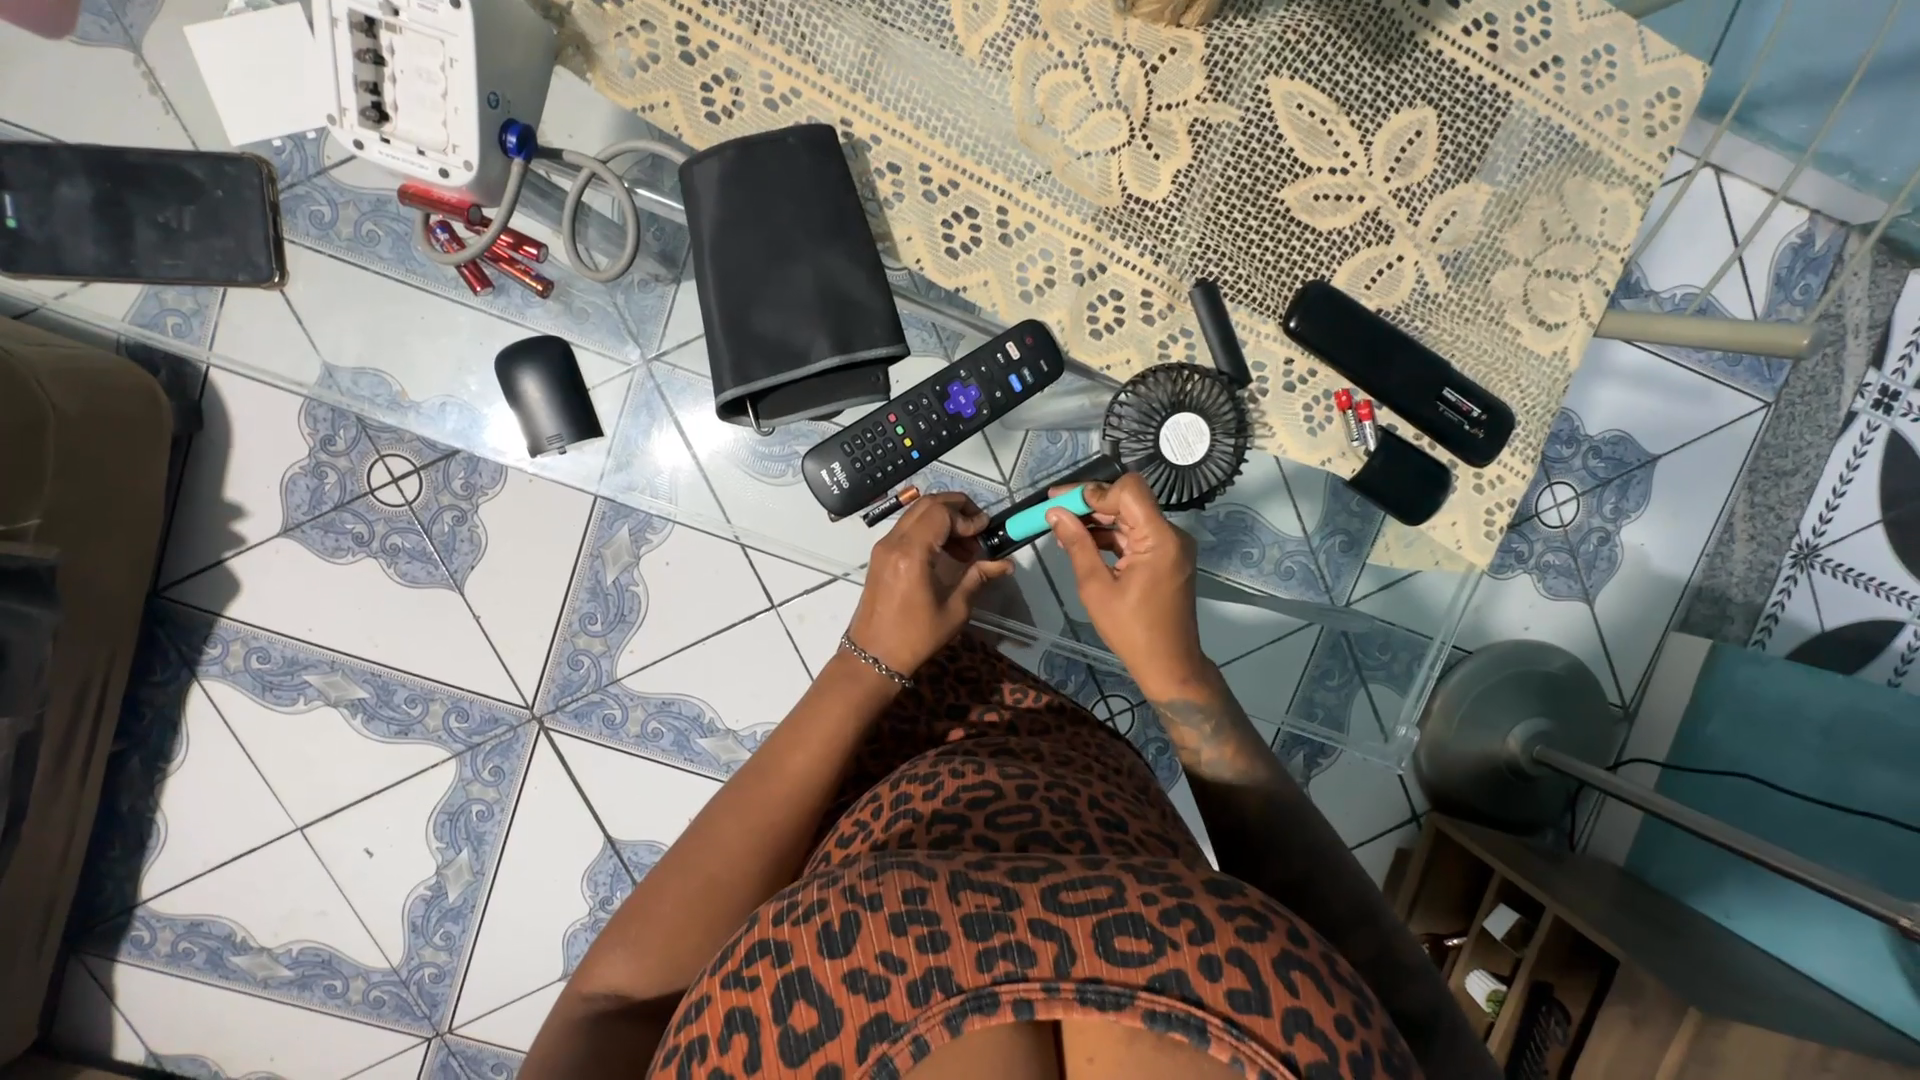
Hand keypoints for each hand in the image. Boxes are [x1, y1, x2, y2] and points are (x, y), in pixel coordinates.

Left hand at [847, 493, 1013, 675]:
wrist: (873, 657)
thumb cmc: (915, 637)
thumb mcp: (954, 610)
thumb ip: (978, 578)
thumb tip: (1005, 564)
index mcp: (912, 554)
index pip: (941, 513)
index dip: (967, 517)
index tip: (985, 531)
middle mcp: (893, 542)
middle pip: (927, 504)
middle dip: (956, 508)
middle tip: (978, 527)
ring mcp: (883, 547)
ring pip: (915, 513)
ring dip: (943, 519)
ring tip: (965, 546)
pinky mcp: (880, 556)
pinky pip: (906, 528)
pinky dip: (929, 529)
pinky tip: (946, 553)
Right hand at [1046, 473, 1208, 695]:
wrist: (1169, 663)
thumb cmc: (1130, 630)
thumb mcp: (1096, 587)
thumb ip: (1077, 545)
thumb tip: (1055, 514)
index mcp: (1159, 539)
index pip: (1128, 491)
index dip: (1093, 492)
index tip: (1062, 501)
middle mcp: (1171, 534)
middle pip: (1128, 501)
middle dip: (1090, 503)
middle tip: (1054, 509)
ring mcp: (1171, 546)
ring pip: (1130, 517)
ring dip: (1098, 520)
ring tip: (1062, 528)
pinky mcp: (1166, 557)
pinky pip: (1136, 535)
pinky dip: (1111, 536)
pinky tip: (1082, 542)